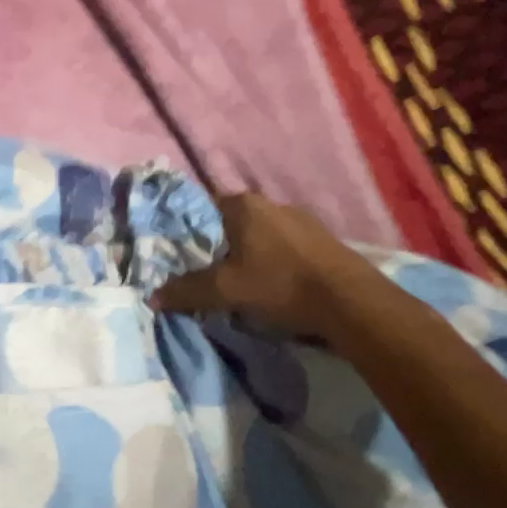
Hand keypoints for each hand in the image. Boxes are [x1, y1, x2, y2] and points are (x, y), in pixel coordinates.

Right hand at [150, 192, 392, 338]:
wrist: (355, 304)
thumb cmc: (281, 284)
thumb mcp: (226, 290)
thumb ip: (188, 290)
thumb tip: (151, 297)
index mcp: (243, 204)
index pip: (205, 206)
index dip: (195, 230)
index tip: (190, 253)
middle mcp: (272, 203)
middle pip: (235, 221)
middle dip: (225, 244)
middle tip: (216, 272)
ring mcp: (304, 221)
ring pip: (265, 234)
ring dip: (256, 254)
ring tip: (249, 284)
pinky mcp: (327, 242)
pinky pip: (291, 247)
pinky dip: (282, 262)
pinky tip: (282, 287)